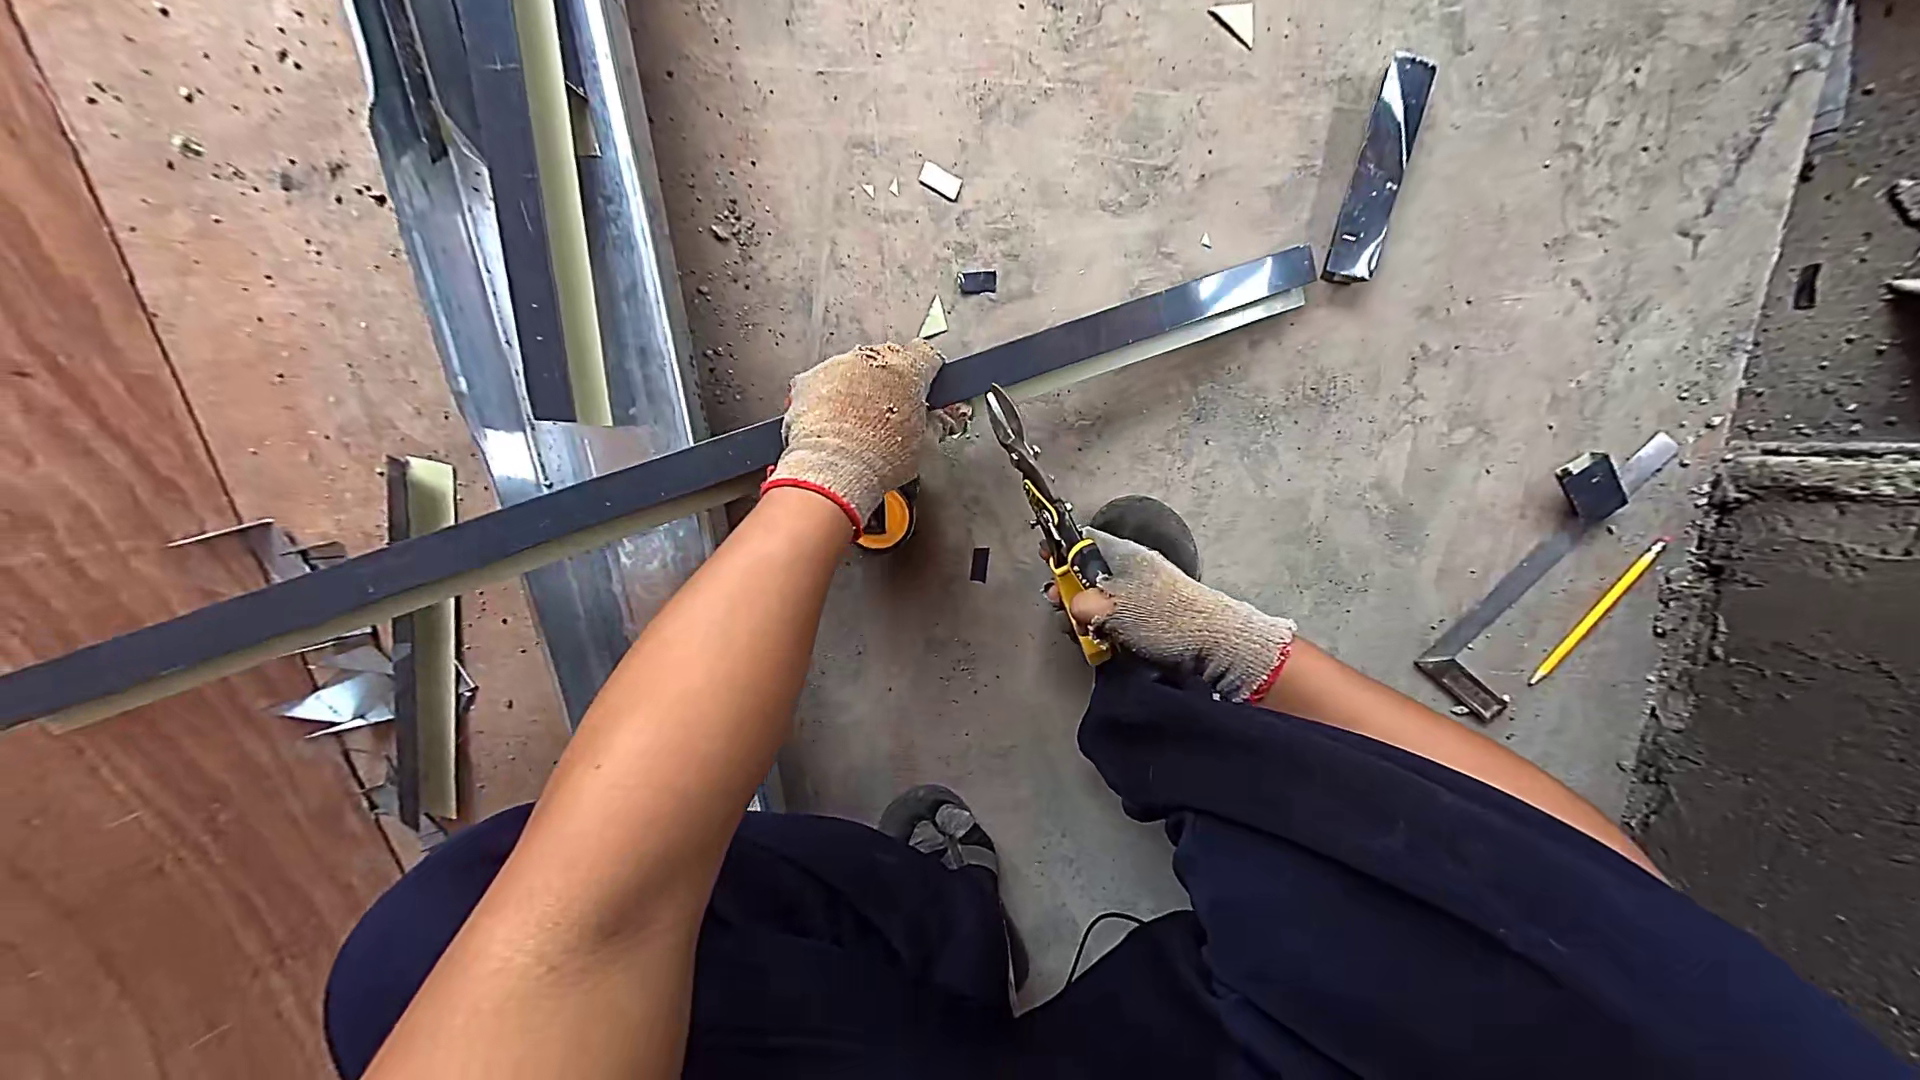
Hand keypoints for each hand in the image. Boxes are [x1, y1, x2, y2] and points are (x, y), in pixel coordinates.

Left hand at [762, 341, 942, 531]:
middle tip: (890, 418)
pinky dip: (827, 402)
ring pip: (852, 371)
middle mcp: (871, 358)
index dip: (927, 374)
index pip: (926, 355)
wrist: (836, 469)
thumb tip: (937, 421)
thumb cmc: (880, 458)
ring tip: (858, 429)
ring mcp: (837, 367)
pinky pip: (822, 385)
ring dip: (857, 391)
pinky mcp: (808, 381)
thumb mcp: (925, 446)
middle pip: (886, 362)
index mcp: (908, 368)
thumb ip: (935, 424)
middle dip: (889, 385)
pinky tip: (834, 429)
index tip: (924, 390)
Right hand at [1064, 529, 1296, 702]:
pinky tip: (1094, 642)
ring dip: (1079, 614)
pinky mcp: (1142, 622)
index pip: (1084, 540)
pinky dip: (1097, 630)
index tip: (1044, 556)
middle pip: (1085, 573)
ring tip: (1077, 629)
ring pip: (1095, 600)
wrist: (1214, 648)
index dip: (1061, 546)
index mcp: (1125, 555)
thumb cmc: (1167, 618)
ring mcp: (1137, 598)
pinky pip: (1109, 621)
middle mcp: (1130, 572)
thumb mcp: (1114, 606)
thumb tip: (1073, 607)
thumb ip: (1081, 602)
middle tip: (1054, 601)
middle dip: (1065, 588)